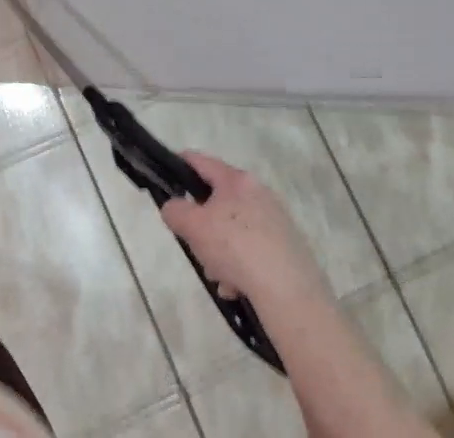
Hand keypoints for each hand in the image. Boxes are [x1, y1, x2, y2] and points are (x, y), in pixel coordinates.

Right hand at [158, 151, 331, 306]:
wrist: (289, 293)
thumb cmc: (234, 247)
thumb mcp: (189, 225)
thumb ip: (173, 209)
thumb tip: (177, 209)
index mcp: (237, 181)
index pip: (198, 161)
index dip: (176, 166)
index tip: (163, 182)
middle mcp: (261, 195)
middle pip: (216, 201)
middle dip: (200, 224)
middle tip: (191, 241)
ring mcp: (278, 223)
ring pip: (233, 230)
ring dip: (218, 250)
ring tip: (217, 274)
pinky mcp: (289, 249)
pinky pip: (251, 251)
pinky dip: (239, 265)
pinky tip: (236, 285)